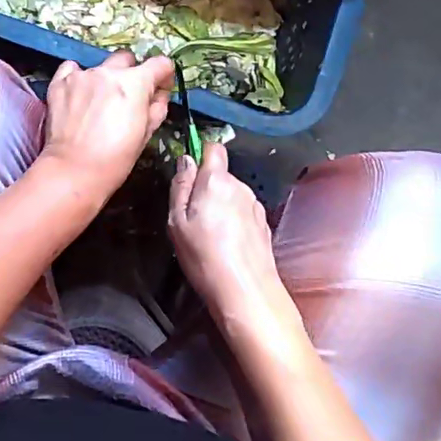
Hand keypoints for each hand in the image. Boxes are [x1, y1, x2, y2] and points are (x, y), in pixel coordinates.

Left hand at [37, 51, 173, 194]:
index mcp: (134, 83)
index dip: (163, 76)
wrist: (74, 170)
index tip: (159, 89)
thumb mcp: (146, 134)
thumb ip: (156, 108)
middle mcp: (107, 72)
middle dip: (131, 74)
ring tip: (98, 105)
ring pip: (99, 68)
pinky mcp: (59, 83)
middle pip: (126, 60)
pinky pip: (71, 70)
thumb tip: (159, 95)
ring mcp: (80, 75)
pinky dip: (77, 78)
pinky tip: (77, 95)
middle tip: (127, 98)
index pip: (160, 64)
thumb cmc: (116, 158)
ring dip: (103, 81)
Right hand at [169, 143, 304, 352]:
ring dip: (220, 206)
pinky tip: (226, 244)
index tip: (188, 174)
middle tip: (191, 216)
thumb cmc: (204, 257)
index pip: (213, 148)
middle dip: (206, 188)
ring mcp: (254, 205)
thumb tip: (185, 160)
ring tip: (209, 235)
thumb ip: (180, 186)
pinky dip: (233, 220)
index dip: (200, 154)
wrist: (247, 292)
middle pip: (220, 174)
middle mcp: (239, 186)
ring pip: (231, 194)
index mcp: (216, 181)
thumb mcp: (177, 222)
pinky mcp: (264, 223)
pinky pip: (242, 211)